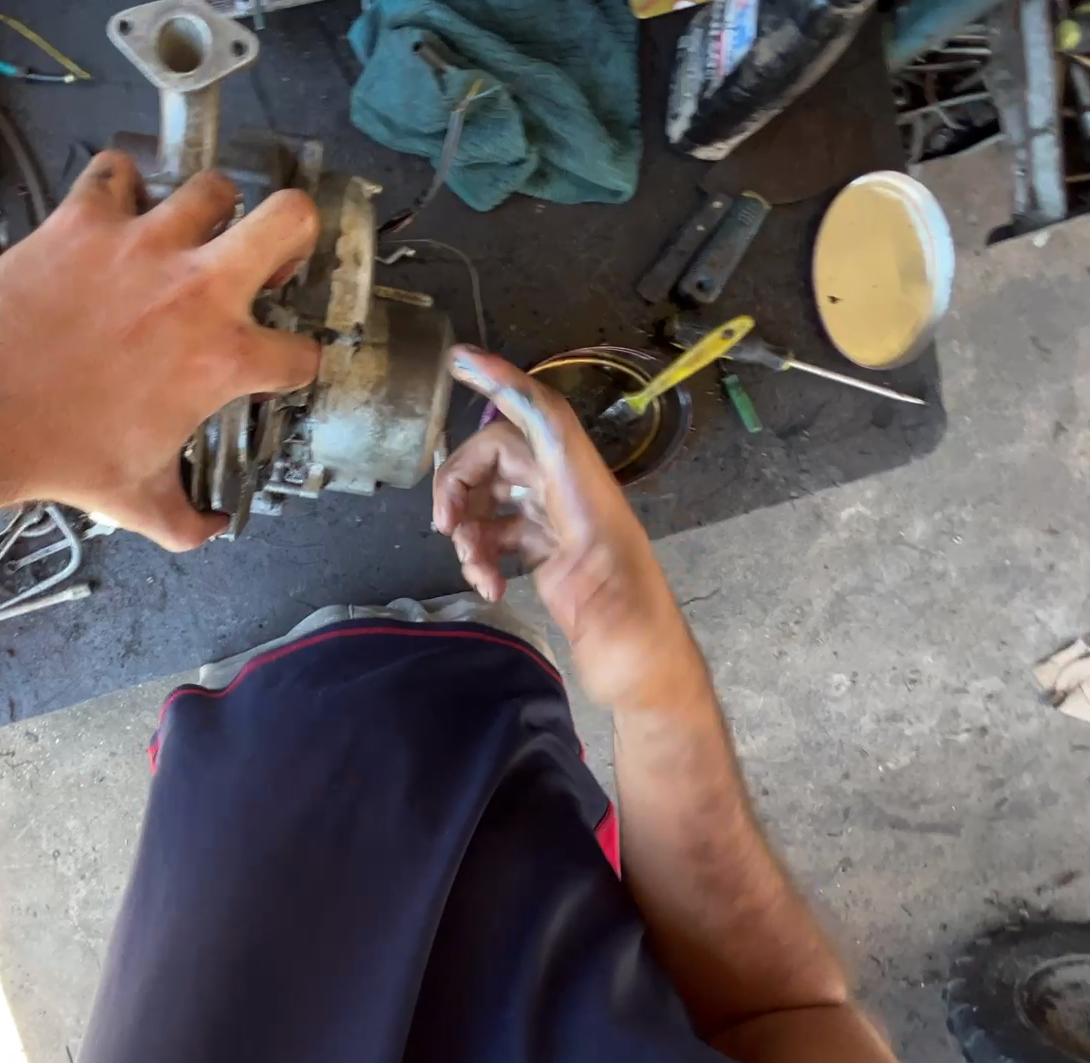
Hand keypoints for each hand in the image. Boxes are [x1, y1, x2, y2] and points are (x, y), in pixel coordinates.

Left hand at [0, 151, 319, 549]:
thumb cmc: (59, 454)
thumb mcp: (139, 502)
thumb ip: (189, 522)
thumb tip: (209, 531)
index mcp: (221, 360)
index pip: (301, 355)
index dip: (299, 367)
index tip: (282, 369)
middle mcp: (197, 291)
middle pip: (290, 221)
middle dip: (297, 237)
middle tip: (274, 261)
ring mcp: (143, 246)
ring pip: (214, 187)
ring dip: (215, 211)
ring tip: (196, 236)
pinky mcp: (86, 221)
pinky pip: (119, 173)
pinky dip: (124, 187)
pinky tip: (119, 214)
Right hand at [433, 347, 682, 705]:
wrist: (644, 675)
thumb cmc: (635, 639)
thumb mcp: (608, 588)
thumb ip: (571, 525)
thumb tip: (534, 475)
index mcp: (586, 489)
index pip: (542, 416)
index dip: (502, 382)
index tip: (460, 360)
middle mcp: (570, 494)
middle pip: (498, 456)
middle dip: (460, 485)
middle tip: (445, 527)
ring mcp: (556, 522)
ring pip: (492, 495)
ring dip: (468, 528)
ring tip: (474, 570)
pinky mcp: (547, 549)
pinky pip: (499, 529)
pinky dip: (482, 552)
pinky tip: (489, 583)